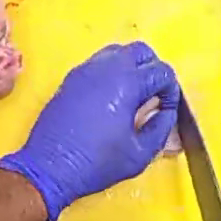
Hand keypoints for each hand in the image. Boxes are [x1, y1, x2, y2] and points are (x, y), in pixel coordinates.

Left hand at [0, 41, 178, 219]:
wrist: (49, 168)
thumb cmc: (96, 164)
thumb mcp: (139, 155)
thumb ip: (160, 129)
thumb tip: (166, 113)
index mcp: (127, 82)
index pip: (161, 72)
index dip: (171, 91)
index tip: (166, 110)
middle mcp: (106, 68)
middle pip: (140, 51)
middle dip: (153, 70)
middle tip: (153, 96)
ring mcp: (84, 71)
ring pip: (117, 53)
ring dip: (130, 69)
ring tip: (131, 97)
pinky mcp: (69, 80)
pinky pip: (96, 65)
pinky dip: (110, 75)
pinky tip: (109, 100)